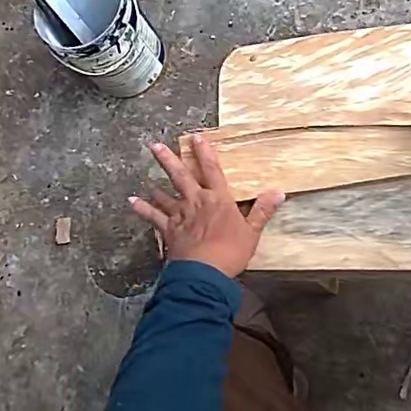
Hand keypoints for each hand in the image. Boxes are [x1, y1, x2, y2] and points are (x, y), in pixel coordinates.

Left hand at [130, 134, 285, 278]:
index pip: (213, 170)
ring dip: (155, 184)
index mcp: (219, 200)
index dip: (206, 153)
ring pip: (165, 194)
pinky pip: (153, 216)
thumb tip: (279, 192)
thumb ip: (262, 211)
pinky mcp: (169, 230)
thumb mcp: (252, 232)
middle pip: (181, 176)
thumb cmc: (230, 252)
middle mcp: (197, 202)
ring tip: (146, 175)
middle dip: (168, 160)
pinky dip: (142, 209)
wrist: (204, 272)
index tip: (197, 138)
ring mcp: (180, 215)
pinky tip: (132, 201)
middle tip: (154, 145)